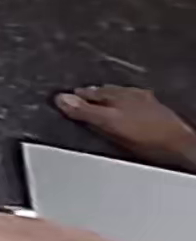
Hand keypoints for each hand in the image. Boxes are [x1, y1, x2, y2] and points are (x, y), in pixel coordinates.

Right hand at [55, 85, 195, 170]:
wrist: (187, 149)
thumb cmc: (146, 135)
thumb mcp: (107, 122)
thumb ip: (82, 110)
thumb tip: (58, 98)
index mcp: (117, 92)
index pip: (85, 92)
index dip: (72, 99)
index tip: (64, 107)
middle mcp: (132, 94)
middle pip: (102, 94)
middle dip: (90, 100)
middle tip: (80, 110)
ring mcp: (148, 103)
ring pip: (118, 101)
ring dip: (107, 106)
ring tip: (99, 114)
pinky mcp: (160, 114)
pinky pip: (133, 109)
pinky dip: (123, 113)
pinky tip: (123, 120)